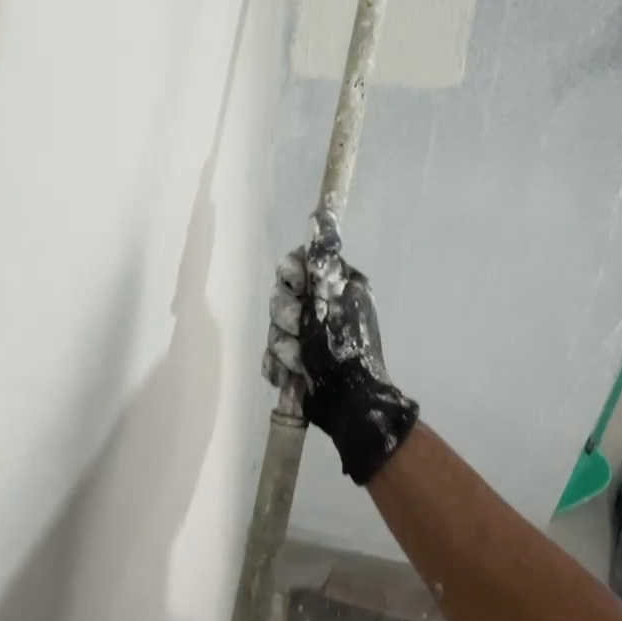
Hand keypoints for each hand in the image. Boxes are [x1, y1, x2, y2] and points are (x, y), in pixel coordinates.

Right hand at [264, 213, 418, 483]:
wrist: (348, 405)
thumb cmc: (343, 348)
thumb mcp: (332, 297)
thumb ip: (322, 259)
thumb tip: (321, 215)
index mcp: (337, 287)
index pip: (298, 264)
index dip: (291, 276)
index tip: (295, 287)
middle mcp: (323, 307)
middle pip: (281, 297)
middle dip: (286, 317)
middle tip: (300, 331)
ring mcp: (309, 336)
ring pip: (275, 329)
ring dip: (284, 346)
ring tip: (300, 360)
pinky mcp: (297, 362)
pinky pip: (273, 355)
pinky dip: (280, 367)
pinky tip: (292, 376)